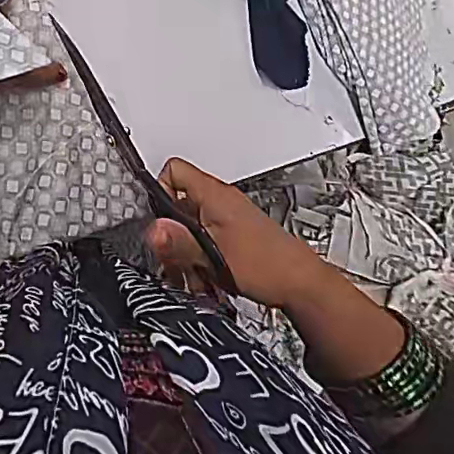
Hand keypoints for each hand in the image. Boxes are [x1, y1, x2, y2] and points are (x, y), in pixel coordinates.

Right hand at [150, 157, 332, 309]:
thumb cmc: (268, 265)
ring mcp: (227, 217)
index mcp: (214, 195)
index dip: (159, 193)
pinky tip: (206, 278)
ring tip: (193, 274)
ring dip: (185, 253)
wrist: (300, 282)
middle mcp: (220, 200)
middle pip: (177, 205)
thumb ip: (179, 242)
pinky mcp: (232, 234)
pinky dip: (199, 258)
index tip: (158, 222)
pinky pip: (204, 239)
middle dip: (172, 235)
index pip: (174, 171)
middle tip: (174, 258)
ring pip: (189, 226)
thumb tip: (153, 230)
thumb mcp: (213, 256)